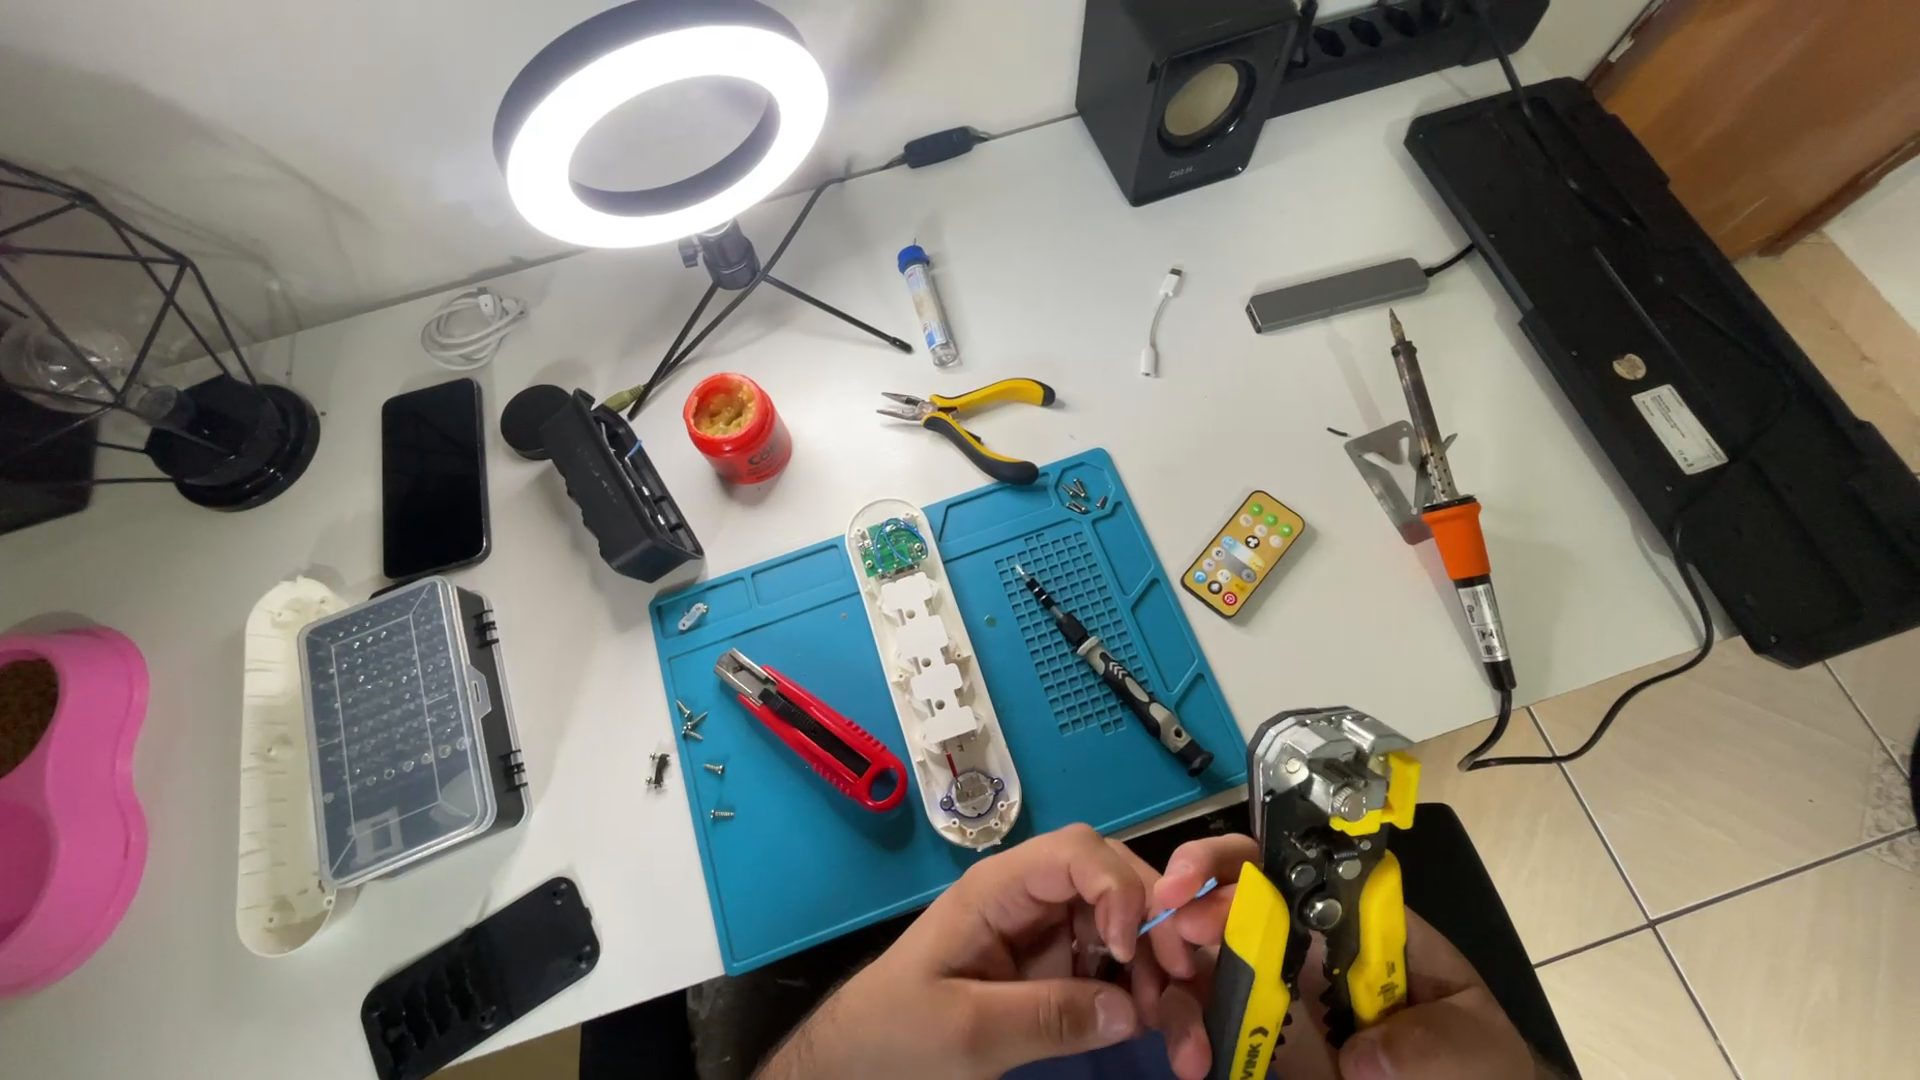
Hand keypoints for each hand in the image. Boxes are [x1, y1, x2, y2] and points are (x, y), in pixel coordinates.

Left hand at [756, 824, 1197, 1079]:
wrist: (865, 1057)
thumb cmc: (899, 1031)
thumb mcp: (964, 1031)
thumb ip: (1044, 1018)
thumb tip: (1131, 1009)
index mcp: (1000, 887)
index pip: (1073, 853)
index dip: (1115, 885)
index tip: (1132, 950)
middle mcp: (1032, 897)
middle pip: (1111, 878)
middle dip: (1155, 920)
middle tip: (1183, 982)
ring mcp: (1050, 931)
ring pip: (1126, 922)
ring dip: (1162, 965)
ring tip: (1180, 1029)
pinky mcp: (1060, 968)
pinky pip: (1118, 965)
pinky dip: (1150, 992)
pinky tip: (1166, 1030)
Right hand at [1151, 835, 1537, 1079]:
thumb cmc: (1483, 1070)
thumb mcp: (1479, 1051)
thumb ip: (1433, 1045)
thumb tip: (1359, 1058)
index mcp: (1351, 922)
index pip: (1286, 867)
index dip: (1235, 866)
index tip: (1197, 887)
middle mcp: (1303, 943)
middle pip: (1230, 898)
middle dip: (1190, 904)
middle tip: (1171, 936)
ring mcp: (1278, 991)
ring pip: (1205, 957)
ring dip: (1178, 979)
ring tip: (1184, 1037)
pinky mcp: (1262, 1039)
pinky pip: (1209, 1021)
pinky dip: (1187, 1033)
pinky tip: (1189, 1061)